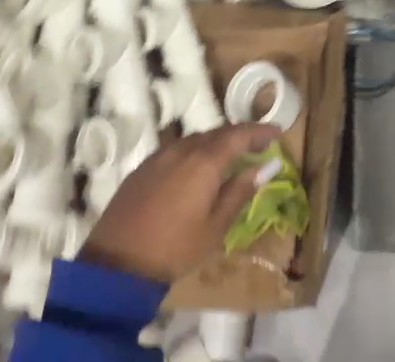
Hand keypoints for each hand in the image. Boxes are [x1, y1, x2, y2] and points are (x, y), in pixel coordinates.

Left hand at [79, 123, 281, 284]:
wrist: (117, 263)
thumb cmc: (175, 248)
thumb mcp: (215, 227)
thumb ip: (239, 192)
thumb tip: (264, 168)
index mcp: (204, 161)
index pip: (238, 135)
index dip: (260, 132)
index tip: (278, 133)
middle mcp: (182, 149)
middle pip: (216, 133)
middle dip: (240, 136)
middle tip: (258, 146)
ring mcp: (159, 156)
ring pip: (195, 140)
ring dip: (216, 143)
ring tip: (230, 158)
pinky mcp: (143, 168)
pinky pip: (177, 150)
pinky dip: (195, 152)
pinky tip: (198, 169)